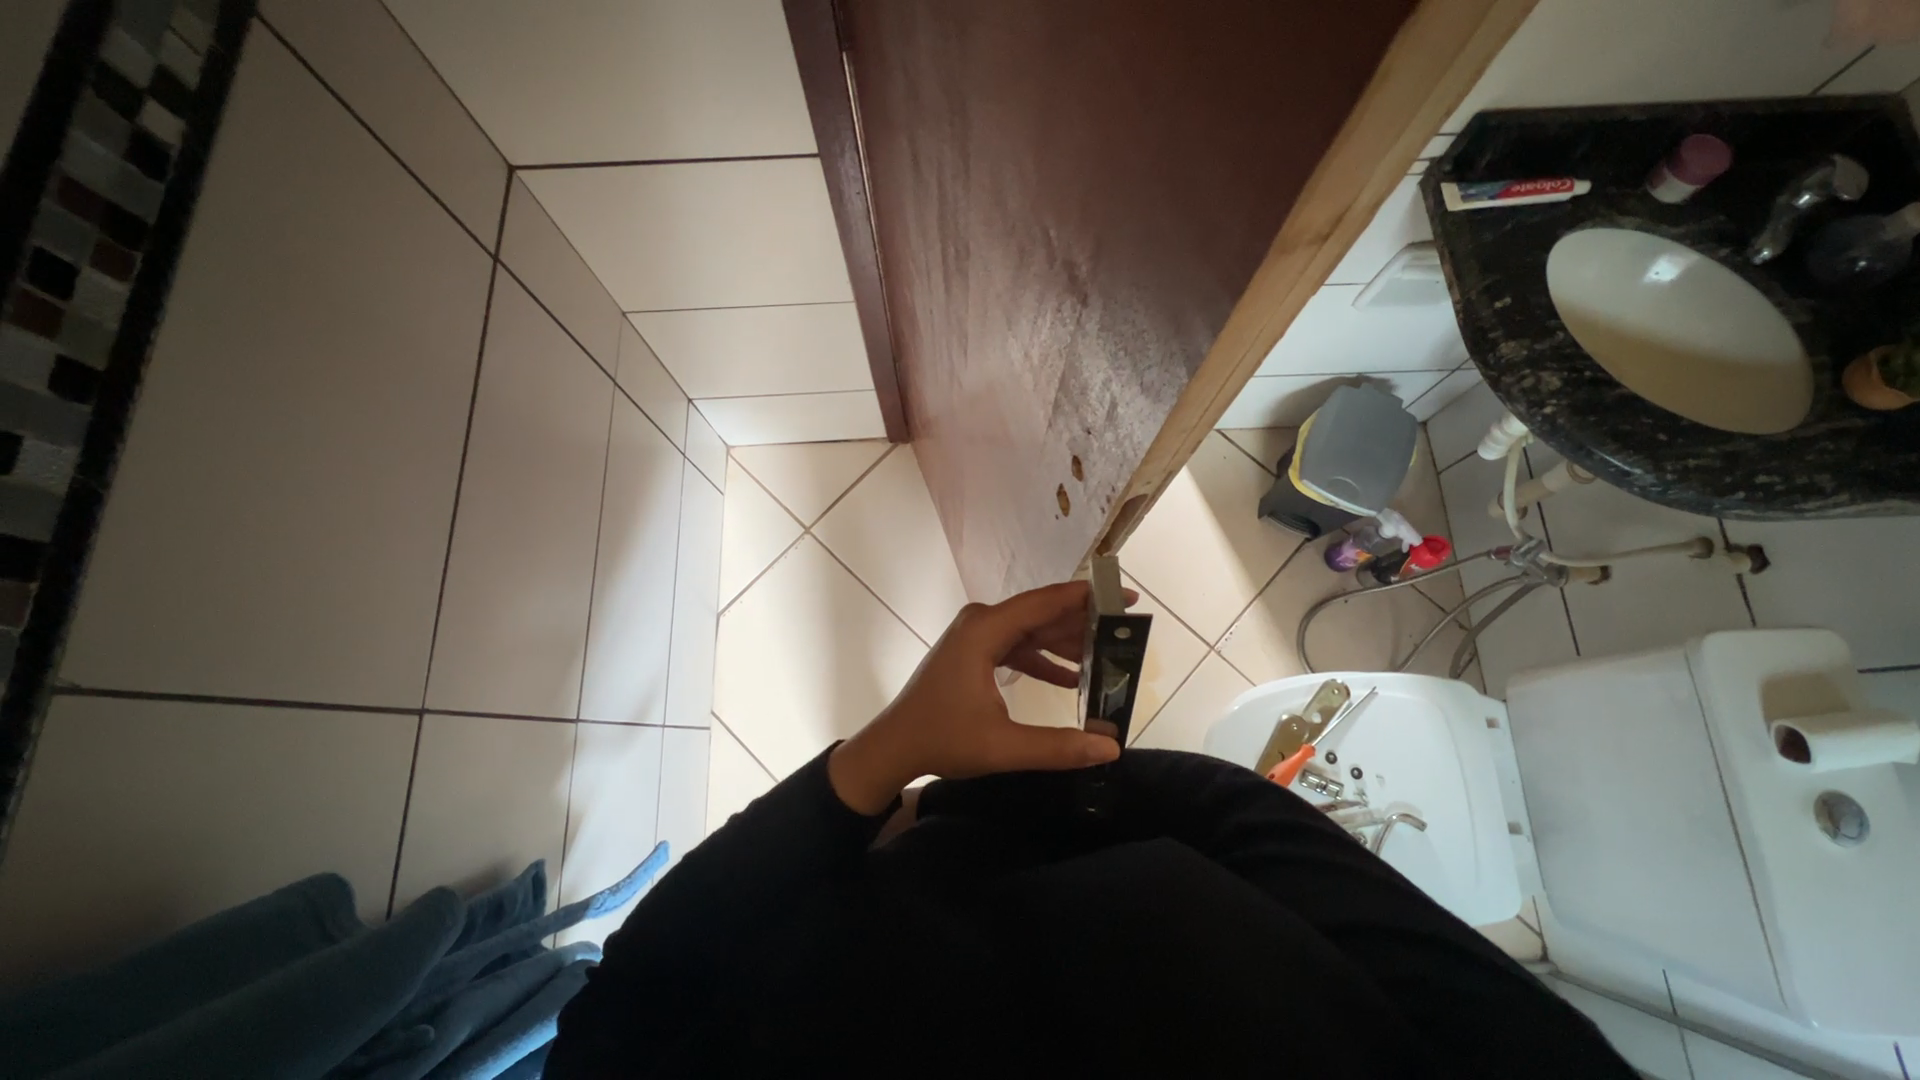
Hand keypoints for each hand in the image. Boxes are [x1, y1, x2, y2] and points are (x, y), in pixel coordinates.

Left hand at [827, 581, 1129, 814]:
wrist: (894, 746)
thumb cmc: (942, 739)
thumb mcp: (1003, 747)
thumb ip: (1058, 747)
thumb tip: (1111, 747)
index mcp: (984, 631)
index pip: (1044, 603)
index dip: (1086, 598)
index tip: (1124, 596)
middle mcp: (980, 623)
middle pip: (1041, 612)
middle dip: (1083, 621)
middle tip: (1126, 629)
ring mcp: (975, 635)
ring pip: (1031, 629)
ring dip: (1066, 642)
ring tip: (1107, 655)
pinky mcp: (974, 651)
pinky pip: (1018, 645)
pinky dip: (1044, 659)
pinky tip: (1073, 678)